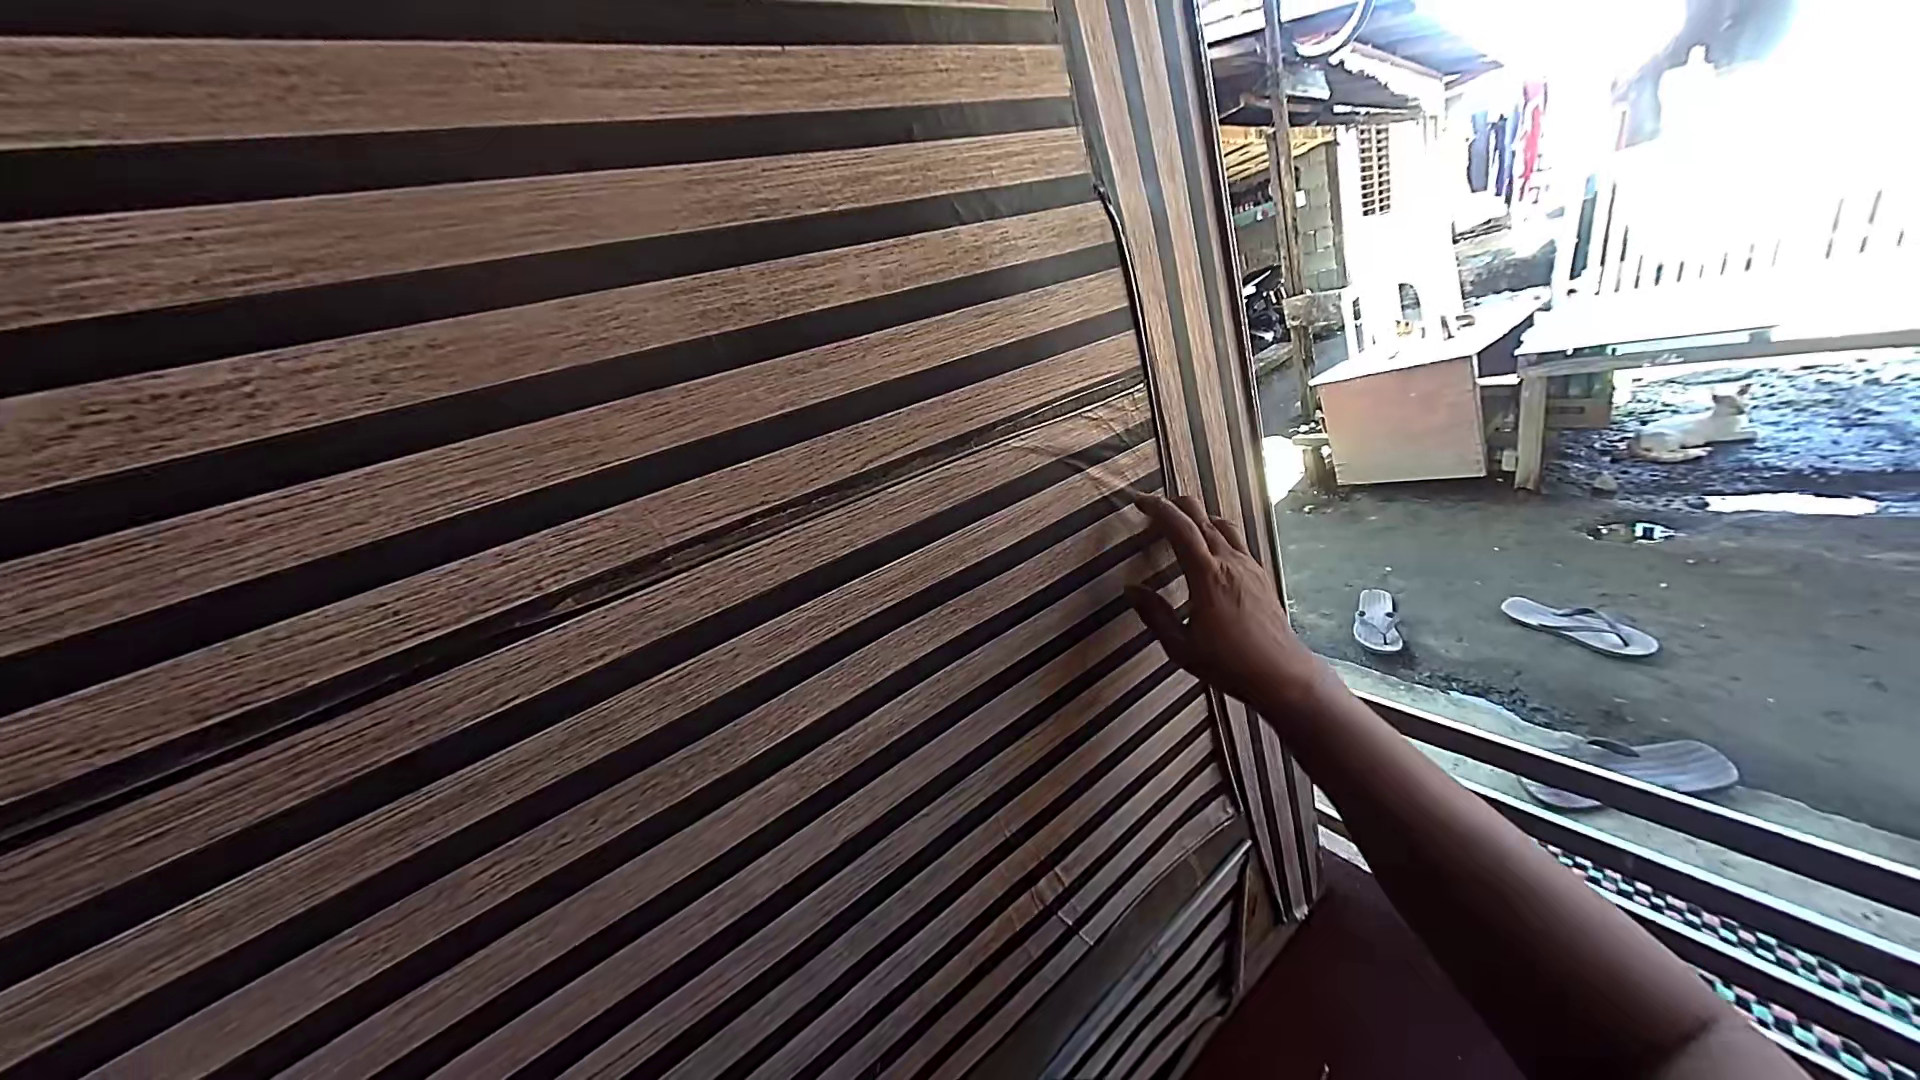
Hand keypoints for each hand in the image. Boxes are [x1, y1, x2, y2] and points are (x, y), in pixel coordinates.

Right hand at [1125, 493, 1332, 711]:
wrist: (1281, 675)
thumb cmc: (1230, 664)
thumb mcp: (1180, 646)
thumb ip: (1154, 614)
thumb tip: (1131, 590)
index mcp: (1207, 575)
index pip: (1179, 527)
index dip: (1158, 509)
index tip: (1140, 502)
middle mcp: (1230, 563)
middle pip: (1201, 517)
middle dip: (1176, 505)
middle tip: (1156, 507)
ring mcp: (1249, 567)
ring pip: (1222, 524)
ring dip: (1198, 516)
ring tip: (1181, 523)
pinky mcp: (1260, 576)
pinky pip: (1236, 540)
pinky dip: (1216, 532)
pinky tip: (1209, 548)